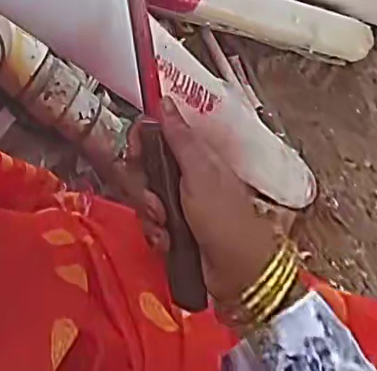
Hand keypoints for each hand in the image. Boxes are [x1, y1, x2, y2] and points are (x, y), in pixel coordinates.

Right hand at [137, 108, 282, 300]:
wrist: (240, 277)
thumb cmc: (225, 219)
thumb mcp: (200, 173)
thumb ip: (179, 137)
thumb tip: (165, 99)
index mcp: (191, 153)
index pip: (151, 134)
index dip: (138, 142)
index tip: (136, 155)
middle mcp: (181, 174)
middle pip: (140, 166)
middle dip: (142, 187)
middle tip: (156, 204)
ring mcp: (176, 201)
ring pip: (141, 196)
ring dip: (149, 214)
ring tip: (165, 227)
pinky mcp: (172, 227)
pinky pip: (148, 222)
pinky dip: (155, 233)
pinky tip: (167, 241)